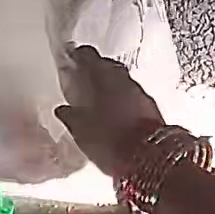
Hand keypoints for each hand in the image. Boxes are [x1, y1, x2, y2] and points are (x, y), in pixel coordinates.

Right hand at [55, 45, 164, 176]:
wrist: (148, 157)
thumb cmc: (110, 140)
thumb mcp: (80, 129)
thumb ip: (70, 115)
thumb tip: (63, 110)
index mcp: (103, 77)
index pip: (88, 55)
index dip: (78, 55)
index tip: (71, 56)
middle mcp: (123, 80)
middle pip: (107, 66)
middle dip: (95, 70)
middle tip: (84, 78)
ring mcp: (139, 92)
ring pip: (121, 81)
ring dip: (111, 85)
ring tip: (98, 97)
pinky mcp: (150, 107)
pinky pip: (132, 96)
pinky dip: (123, 99)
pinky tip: (116, 111)